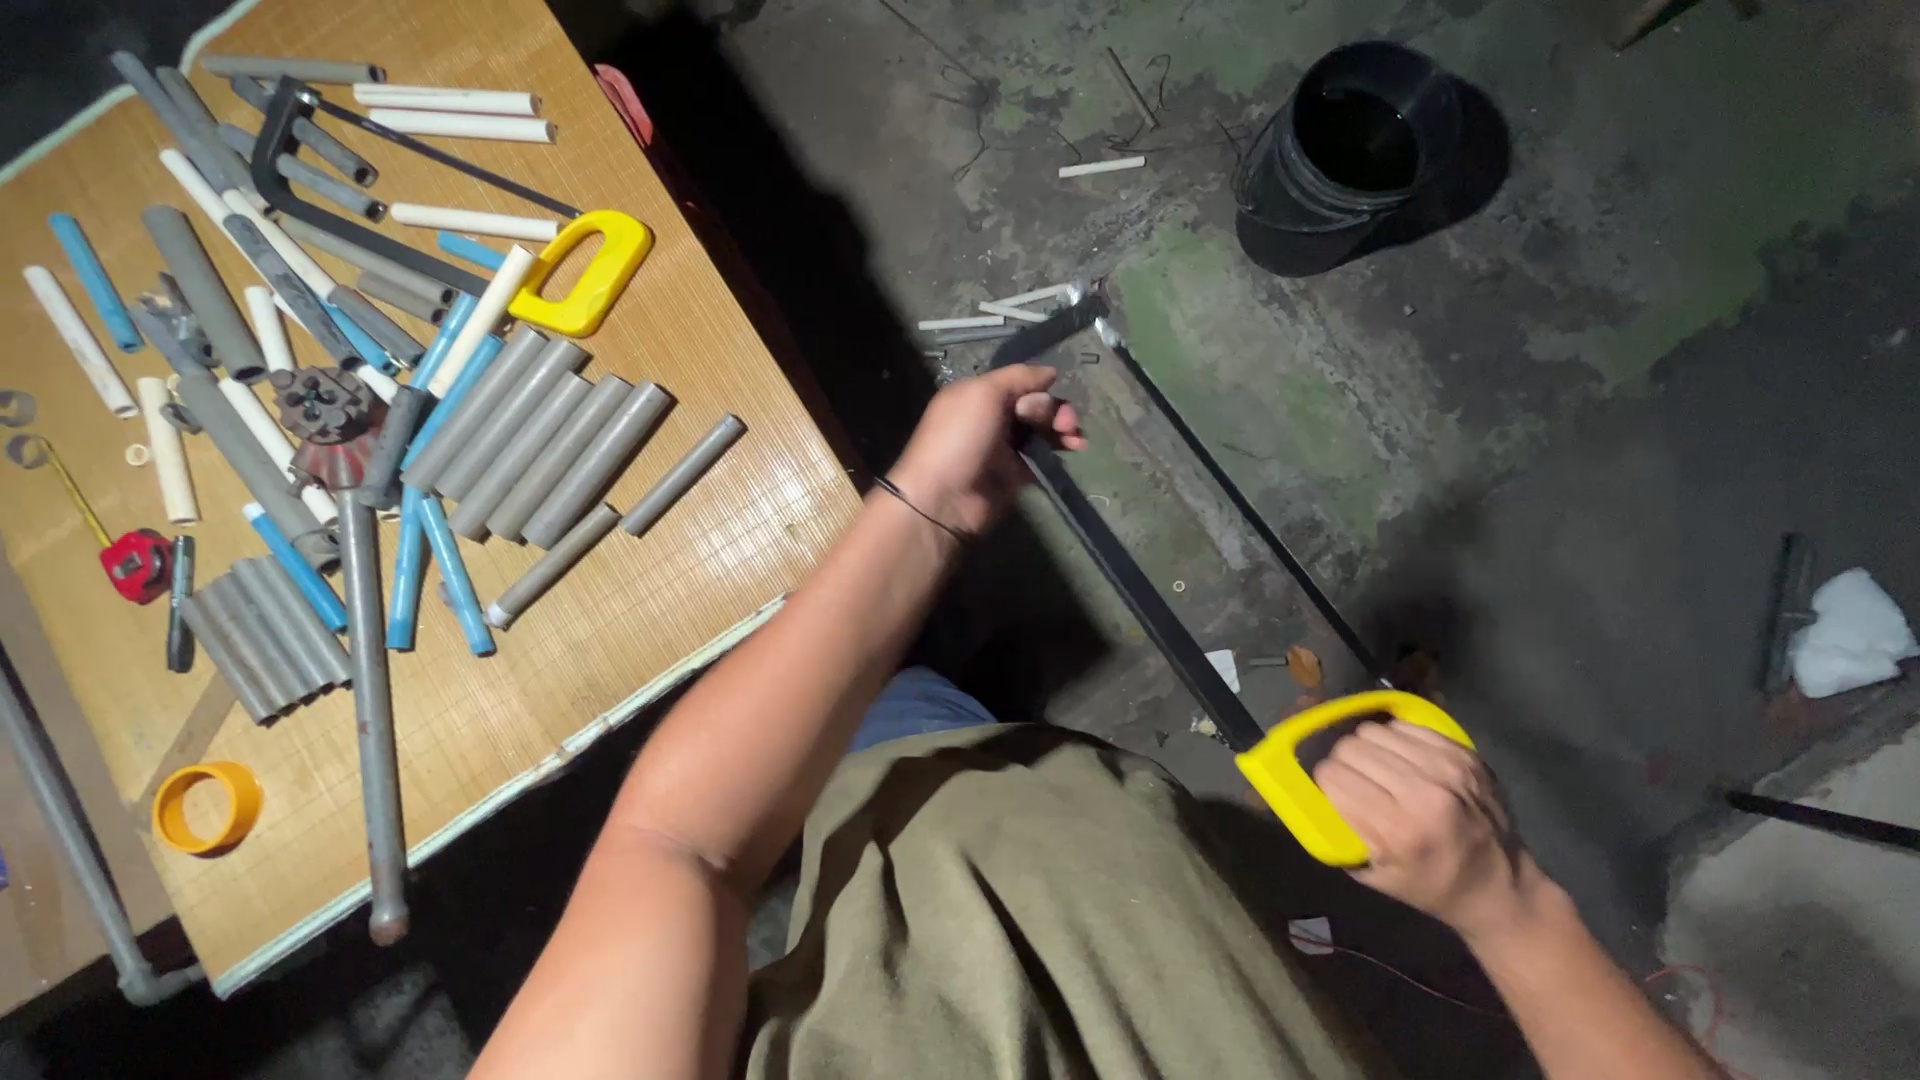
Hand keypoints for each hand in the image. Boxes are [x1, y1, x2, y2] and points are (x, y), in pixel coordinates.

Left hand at [886, 365, 1086, 535]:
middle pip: (1035, 405)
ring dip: (1064, 428)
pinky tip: (1075, 448)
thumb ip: (1018, 378)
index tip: (1051, 395)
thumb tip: (1050, 373)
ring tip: (1076, 439)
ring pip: (1042, 430)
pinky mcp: (1015, 474)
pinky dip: (1060, 450)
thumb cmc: (959, 438)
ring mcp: (1004, 448)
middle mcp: (992, 418)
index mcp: (980, 395)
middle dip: (1056, 410)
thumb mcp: (983, 394)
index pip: (1021, 383)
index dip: (1040, 388)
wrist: (943, 498)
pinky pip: (1043, 456)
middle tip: (1066, 424)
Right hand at [1313, 721, 1555, 940]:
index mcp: (1398, 829)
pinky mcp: (1464, 755)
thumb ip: (1338, 833)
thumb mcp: (1373, 876)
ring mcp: (1449, 770)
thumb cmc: (1429, 886)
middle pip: (1351, 748)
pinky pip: (1406, 727)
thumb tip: (1309, 793)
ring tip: (1376, 768)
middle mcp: (1425, 794)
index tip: (1330, 792)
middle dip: (1342, 762)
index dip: (1324, 782)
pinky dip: (1395, 739)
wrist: (1501, 887)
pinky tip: (1402, 759)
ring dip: (1368, 748)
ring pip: (1375, 732)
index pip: (1333, 776)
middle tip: (1352, 780)